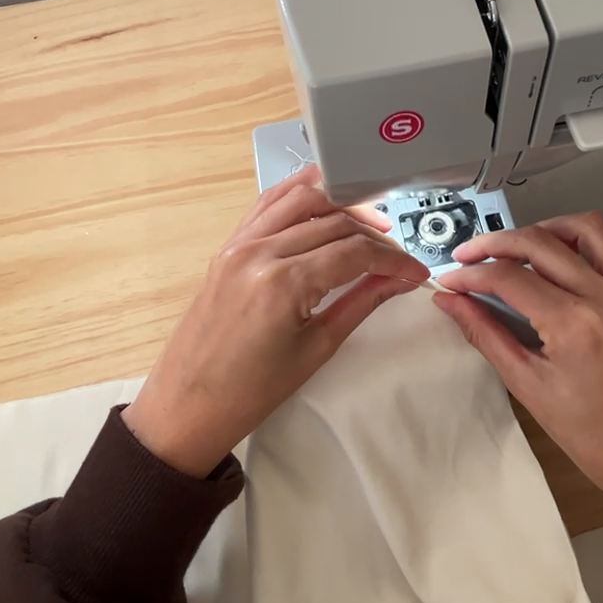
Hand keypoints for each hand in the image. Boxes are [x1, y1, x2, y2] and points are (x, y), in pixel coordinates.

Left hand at [123, 164, 429, 476]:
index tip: (415, 272)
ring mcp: (240, 243)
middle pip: (333, 222)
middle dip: (375, 236)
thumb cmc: (252, 391)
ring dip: (341, 203)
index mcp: (283, 283)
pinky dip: (300, 195)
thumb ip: (362, 302)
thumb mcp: (317, 348)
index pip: (355, 252)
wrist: (187, 407)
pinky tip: (325, 201)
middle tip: (397, 257)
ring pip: (301, 197)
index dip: (393, 259)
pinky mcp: (229, 245)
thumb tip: (399, 279)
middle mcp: (260, 251)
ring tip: (370, 222)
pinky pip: (268, 204)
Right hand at [432, 213, 602, 540]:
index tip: (450, 281)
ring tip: (518, 247)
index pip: (508, 277)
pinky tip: (567, 252)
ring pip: (586, 226)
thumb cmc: (592, 436)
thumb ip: (486, 335)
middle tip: (468, 258)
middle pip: (539, 242)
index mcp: (573, 325)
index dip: (470, 274)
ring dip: (545, 227)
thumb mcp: (528, 388)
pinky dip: (590, 235)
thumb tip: (449, 302)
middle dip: (494, 243)